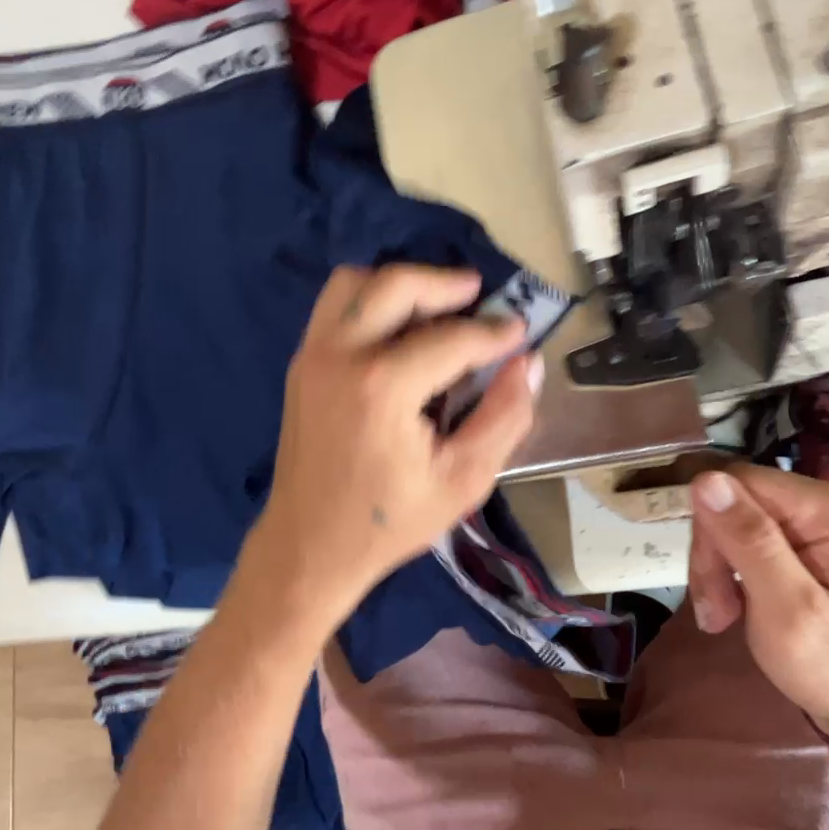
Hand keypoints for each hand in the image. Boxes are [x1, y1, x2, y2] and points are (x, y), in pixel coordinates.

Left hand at [246, 264, 542, 619]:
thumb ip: (504, 417)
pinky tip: (399, 331)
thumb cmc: (388, 522)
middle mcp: (340, 357)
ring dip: (399, 285)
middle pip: (394, 285)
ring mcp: (311, 357)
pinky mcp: (300, 365)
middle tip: (478, 294)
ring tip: (437, 306)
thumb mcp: (463, 480)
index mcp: (381, 387)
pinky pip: (335, 308)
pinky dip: (369, 302)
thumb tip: (528, 364)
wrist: (309, 546)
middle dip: (443, 283)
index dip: (493, 333)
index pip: (451, 338)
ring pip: (354, 284)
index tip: (520, 332)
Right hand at [686, 465, 828, 747]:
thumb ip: (750, 542)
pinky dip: (726, 574)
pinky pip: (740, 538)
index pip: (737, 484)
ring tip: (720, 617)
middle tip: (713, 612)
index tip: (709, 587)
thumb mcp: (789, 609)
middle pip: (730, 502)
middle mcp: (821, 502)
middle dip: (712, 556)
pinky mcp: (797, 542)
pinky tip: (732, 608)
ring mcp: (810, 522)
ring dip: (714, 569)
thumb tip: (704, 479)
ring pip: (728, 521)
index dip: (711, 529)